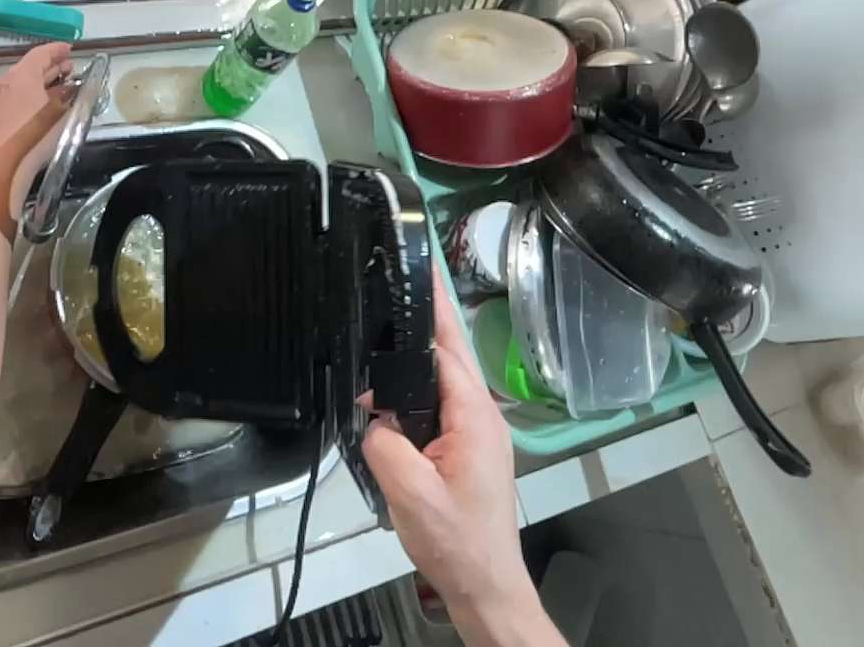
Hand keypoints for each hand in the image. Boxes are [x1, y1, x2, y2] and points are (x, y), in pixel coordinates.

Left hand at [0, 42, 75, 233]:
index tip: (70, 48)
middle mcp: (3, 82)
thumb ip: (67, 97)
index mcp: (20, 75)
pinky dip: (28, 96)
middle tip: (69, 70)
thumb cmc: (33, 138)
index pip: (40, 54)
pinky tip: (39, 108)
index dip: (57, 50)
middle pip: (28, 68)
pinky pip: (11, 97)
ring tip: (59, 89)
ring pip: (19, 84)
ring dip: (40, 83)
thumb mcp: (59, 114)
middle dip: (50, 68)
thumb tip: (69, 89)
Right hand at [362, 277, 560, 646]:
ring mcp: (480, 433)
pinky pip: (441, 404)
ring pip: (445, 380)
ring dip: (415, 363)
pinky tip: (390, 401)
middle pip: (452, 355)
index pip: (447, 351)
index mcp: (474, 417)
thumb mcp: (408, 491)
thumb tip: (375, 418)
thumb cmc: (455, 542)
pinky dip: (416, 392)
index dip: (428, 314)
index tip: (417, 275)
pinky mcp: (471, 448)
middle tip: (397, 286)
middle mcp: (483, 416)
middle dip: (427, 320)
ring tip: (382, 345)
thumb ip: (383, 442)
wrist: (487, 589)